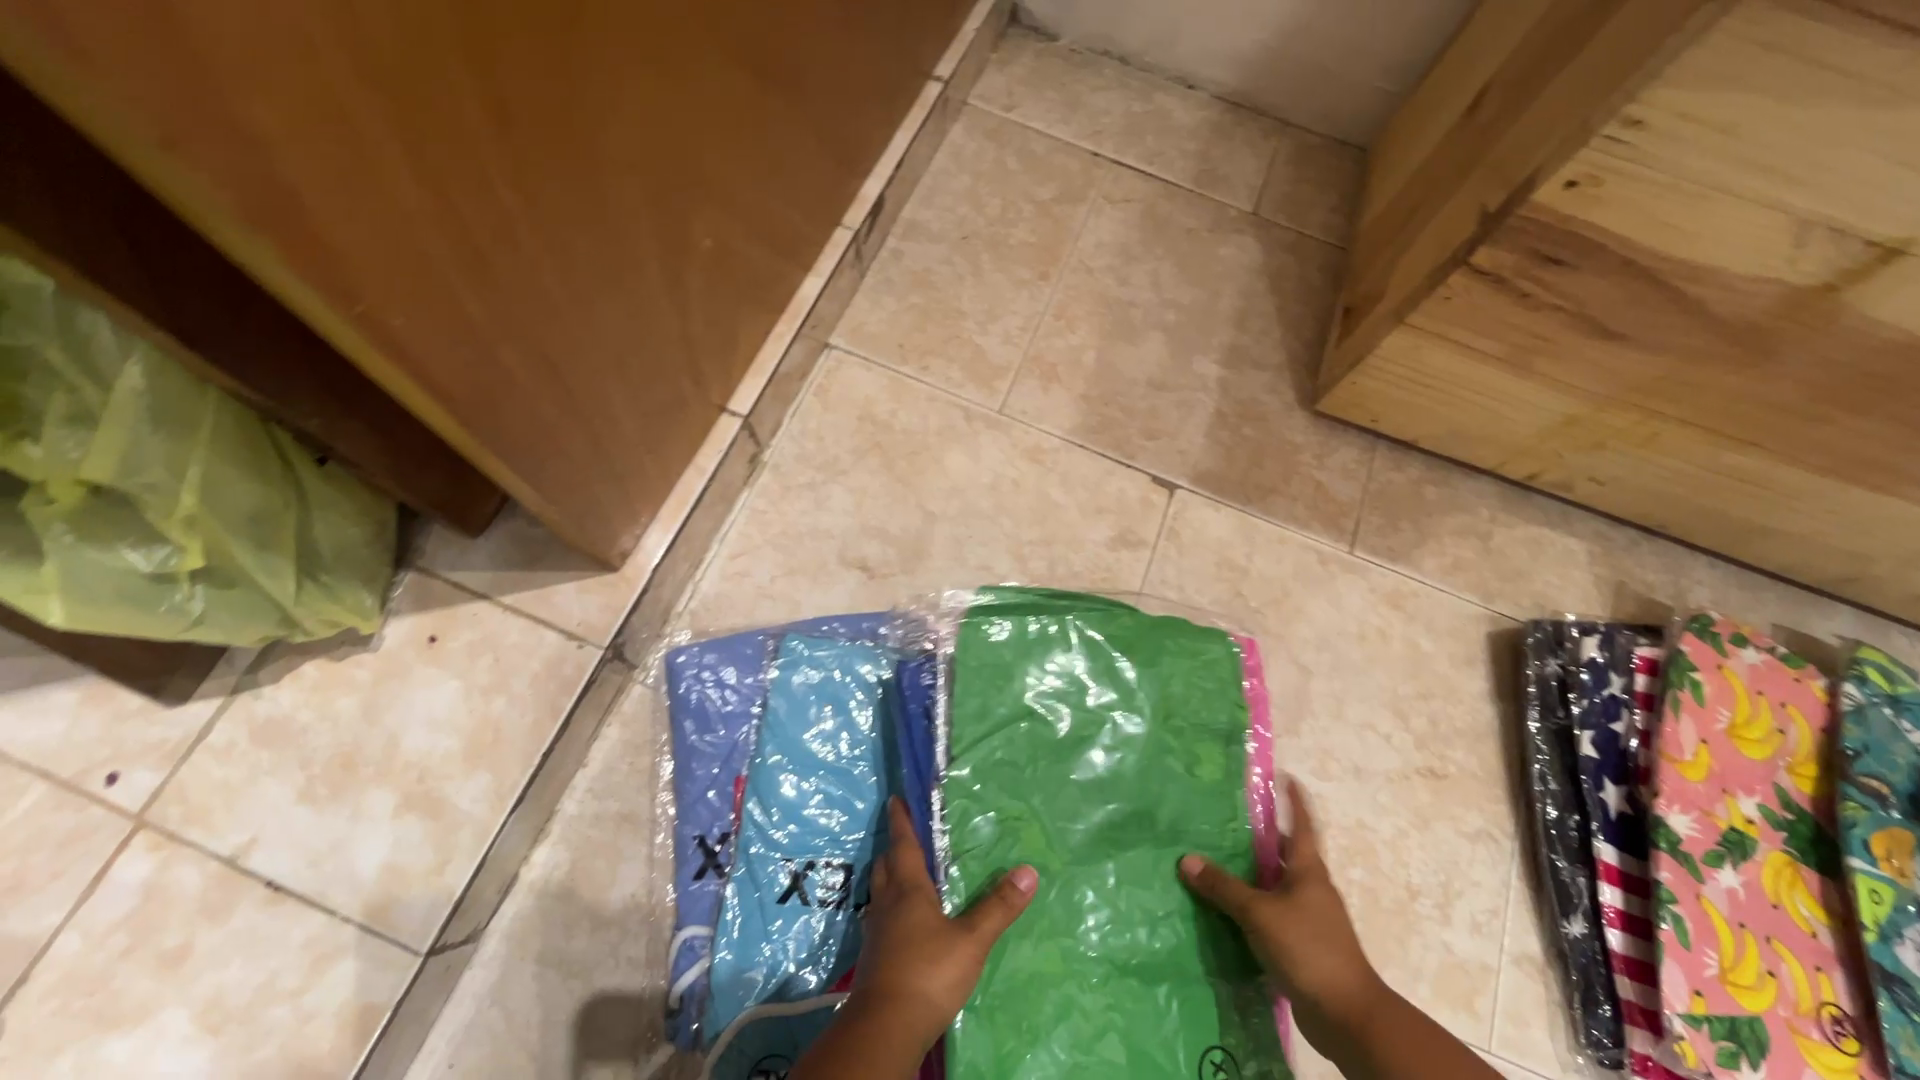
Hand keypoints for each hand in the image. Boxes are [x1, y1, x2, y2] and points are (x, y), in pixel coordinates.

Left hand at [851, 797, 1037, 1046]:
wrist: (885, 1027)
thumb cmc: (928, 973)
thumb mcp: (972, 940)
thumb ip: (998, 907)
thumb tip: (1028, 870)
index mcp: (908, 890)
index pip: (903, 845)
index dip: (901, 820)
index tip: (896, 799)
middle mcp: (887, 904)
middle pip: (885, 865)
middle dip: (894, 847)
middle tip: (906, 835)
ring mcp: (877, 932)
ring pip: (880, 891)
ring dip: (889, 876)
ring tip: (904, 873)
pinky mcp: (874, 956)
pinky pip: (880, 917)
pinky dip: (890, 907)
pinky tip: (902, 920)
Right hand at [1178, 780, 1385, 1030]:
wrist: (1345, 1011)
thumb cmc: (1306, 948)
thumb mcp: (1258, 913)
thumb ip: (1223, 887)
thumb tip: (1187, 859)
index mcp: (1308, 871)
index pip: (1301, 825)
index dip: (1294, 801)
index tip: (1286, 778)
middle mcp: (1311, 889)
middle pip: (1286, 855)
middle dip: (1262, 839)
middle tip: (1228, 822)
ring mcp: (1309, 918)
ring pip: (1276, 886)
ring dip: (1252, 876)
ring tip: (1218, 863)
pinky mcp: (1301, 945)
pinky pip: (1272, 915)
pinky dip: (1252, 908)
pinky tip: (1227, 912)